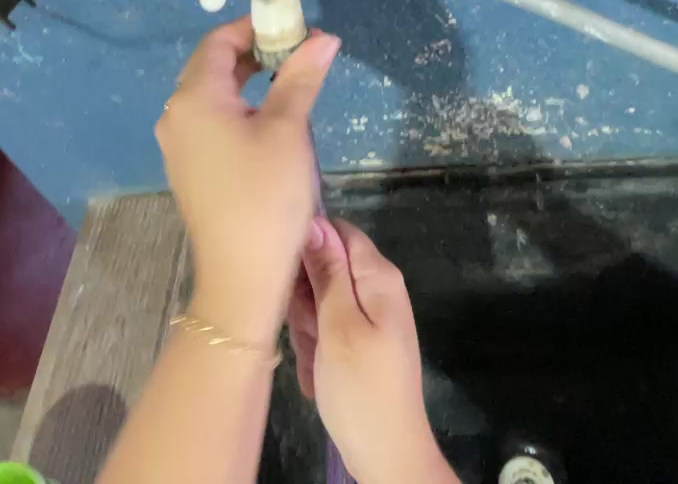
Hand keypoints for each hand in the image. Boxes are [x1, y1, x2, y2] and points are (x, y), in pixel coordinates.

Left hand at [158, 17, 339, 346]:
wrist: (242, 275)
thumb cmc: (266, 195)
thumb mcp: (290, 129)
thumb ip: (302, 76)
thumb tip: (324, 37)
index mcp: (194, 98)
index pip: (219, 41)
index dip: (255, 27)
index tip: (294, 27)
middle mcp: (176, 116)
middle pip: (212, 65)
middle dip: (254, 51)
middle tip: (297, 51)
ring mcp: (178, 145)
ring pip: (211, 94)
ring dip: (247, 79)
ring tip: (289, 80)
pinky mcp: (189, 168)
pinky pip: (209, 121)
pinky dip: (237, 107)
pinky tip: (267, 119)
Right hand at [290, 218, 453, 483]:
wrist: (387, 454)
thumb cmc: (361, 388)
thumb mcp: (338, 325)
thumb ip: (327, 271)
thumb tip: (315, 222)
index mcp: (378, 275)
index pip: (338, 231)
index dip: (309, 247)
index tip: (290, 278)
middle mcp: (377, 288)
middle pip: (326, 267)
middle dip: (306, 298)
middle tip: (307, 330)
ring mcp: (370, 316)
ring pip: (320, 301)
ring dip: (307, 328)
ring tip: (314, 357)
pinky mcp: (361, 341)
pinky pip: (327, 328)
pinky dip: (316, 348)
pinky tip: (316, 372)